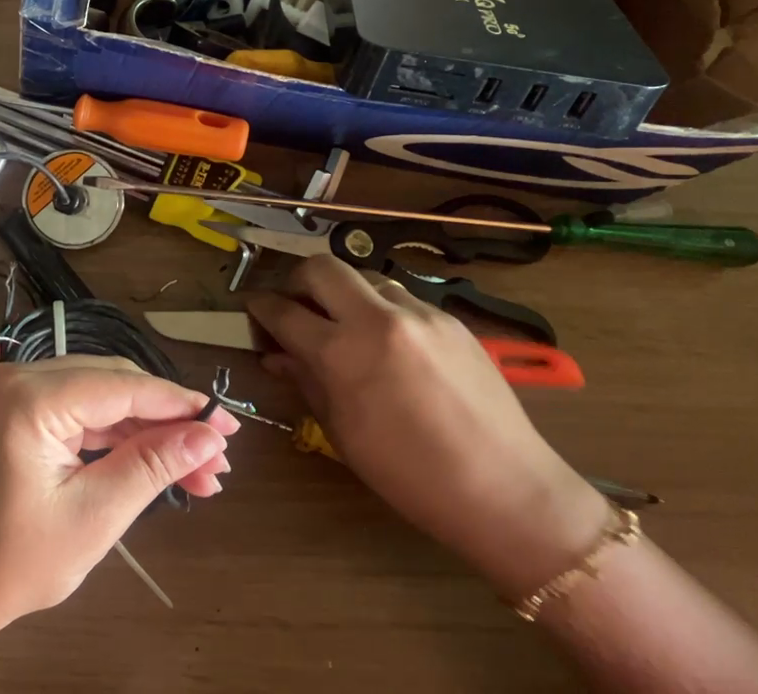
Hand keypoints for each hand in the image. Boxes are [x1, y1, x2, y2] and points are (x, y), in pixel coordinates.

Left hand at [0, 357, 238, 636]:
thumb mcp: (96, 514)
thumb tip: (209, 436)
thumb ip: (152, 465)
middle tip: (218, 456)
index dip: (179, 404)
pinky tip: (157, 460)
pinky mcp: (18, 409)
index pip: (121, 386)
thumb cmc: (17, 558)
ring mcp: (14, 391)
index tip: (229, 426)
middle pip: (112, 384)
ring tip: (199, 470)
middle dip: (167, 420)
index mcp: (29, 398)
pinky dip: (116, 435)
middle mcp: (18, 378)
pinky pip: (79, 410)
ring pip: (100, 396)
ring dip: (147, 430)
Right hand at [249, 256, 610, 599]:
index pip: (284, 310)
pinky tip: (386, 345)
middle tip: (294, 308)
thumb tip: (277, 356)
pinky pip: (403, 300)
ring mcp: (422, 315)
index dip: (260, 307)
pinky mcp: (453, 322)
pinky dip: (381, 311)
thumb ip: (306, 381)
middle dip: (298, 282)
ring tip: (342, 327)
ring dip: (343, 294)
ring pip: (366, 278)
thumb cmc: (408, 473)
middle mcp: (380, 319)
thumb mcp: (341, 431)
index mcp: (343, 351)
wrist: (505, 490)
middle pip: (322, 267)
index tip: (252, 309)